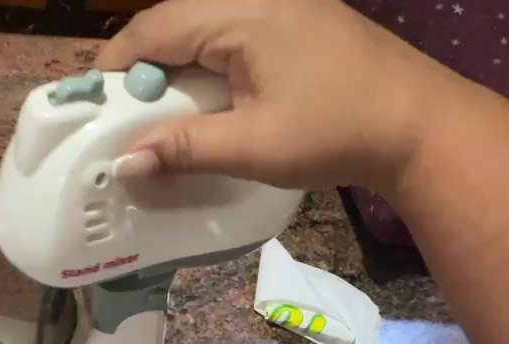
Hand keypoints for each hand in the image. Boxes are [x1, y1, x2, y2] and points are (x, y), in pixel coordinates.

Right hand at [97, 0, 468, 188]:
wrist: (416, 124)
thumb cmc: (333, 131)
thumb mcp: (252, 146)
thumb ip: (184, 149)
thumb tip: (124, 163)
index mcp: (241, 12)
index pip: (155, 26)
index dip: (117, 65)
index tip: (92, 106)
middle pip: (176, 21)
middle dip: (141, 69)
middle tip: (121, 119)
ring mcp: (280, 7)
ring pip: (203, 28)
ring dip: (173, 70)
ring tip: (155, 118)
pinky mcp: (295, 25)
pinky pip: (231, 36)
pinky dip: (204, 69)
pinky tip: (201, 104)